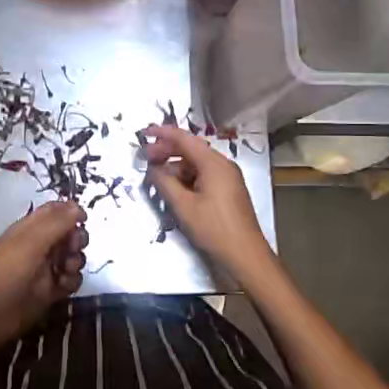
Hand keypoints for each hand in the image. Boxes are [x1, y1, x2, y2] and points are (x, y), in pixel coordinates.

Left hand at [0, 201, 88, 347]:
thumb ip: (56, 223)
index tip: (84, 219)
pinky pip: (71, 280)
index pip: (54, 212)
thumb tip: (78, 206)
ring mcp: (45, 269)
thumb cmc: (5, 274)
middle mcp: (39, 246)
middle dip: (76, 238)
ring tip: (65, 270)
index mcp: (29, 229)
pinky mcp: (50, 291)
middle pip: (68, 233)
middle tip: (73, 248)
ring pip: (72, 257)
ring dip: (75, 261)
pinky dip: (71, 281)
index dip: (70, 212)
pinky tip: (63, 286)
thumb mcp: (30, 243)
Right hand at [141, 123, 270, 274]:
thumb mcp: (183, 206)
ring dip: (176, 168)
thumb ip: (165, 183)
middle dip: (167, 152)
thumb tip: (153, 168)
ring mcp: (228, 178)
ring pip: (197, 165)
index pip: (184, 138)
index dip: (162, 133)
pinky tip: (175, 190)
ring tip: (158, 179)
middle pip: (191, 150)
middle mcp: (223, 165)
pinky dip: (187, 179)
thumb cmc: (214, 229)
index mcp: (214, 163)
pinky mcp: (228, 191)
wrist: (245, 255)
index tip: (144, 132)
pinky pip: (204, 176)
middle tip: (146, 159)